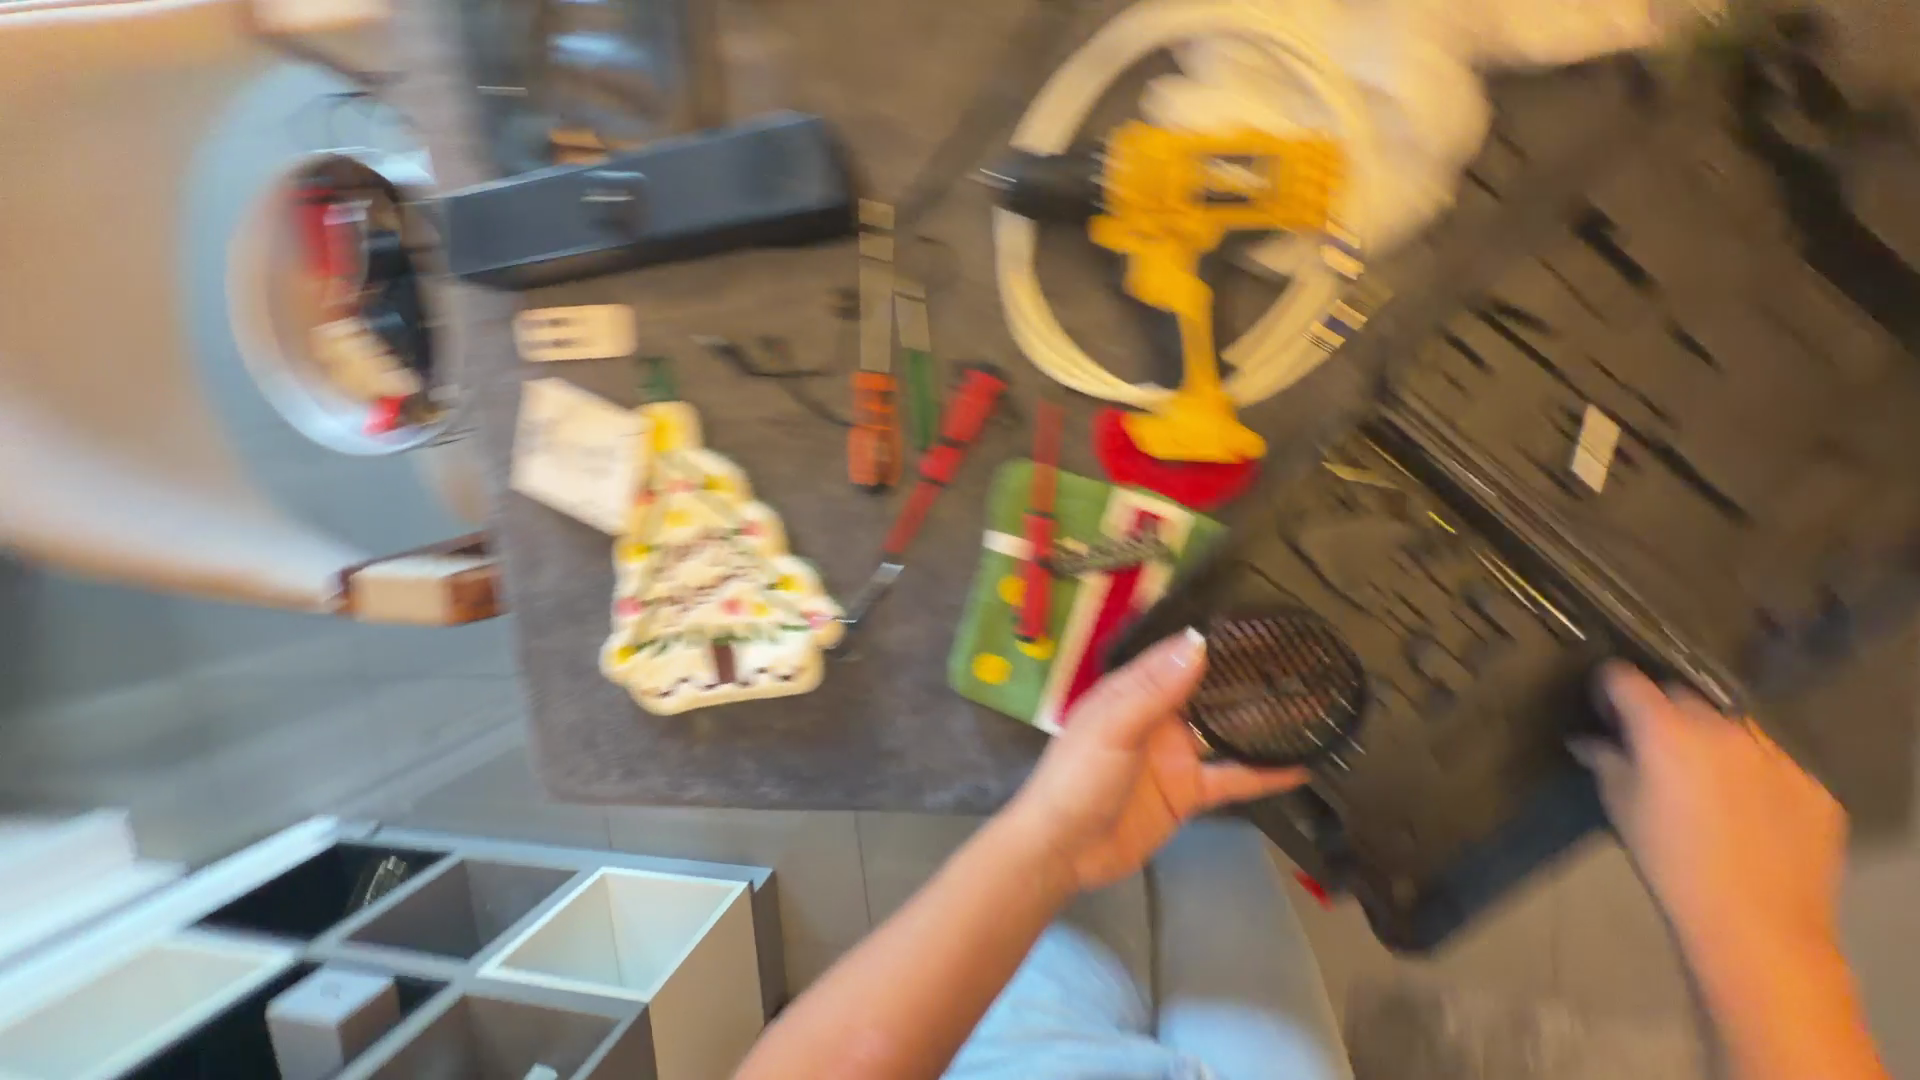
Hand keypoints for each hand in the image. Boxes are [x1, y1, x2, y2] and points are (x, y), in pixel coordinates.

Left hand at [1002, 629, 1308, 892]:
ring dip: (1262, 723)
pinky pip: (1232, 778)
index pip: (1178, 656)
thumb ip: (1155, 689)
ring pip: (1226, 733)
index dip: (1214, 642)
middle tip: (1300, 664)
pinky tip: (1301, 766)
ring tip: (1310, 706)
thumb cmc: (1077, 778)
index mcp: (1132, 691)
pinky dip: (1264, 773)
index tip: (1260, 628)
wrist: (1064, 850)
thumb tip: (1198, 643)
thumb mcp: (1113, 727)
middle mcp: (1157, 717)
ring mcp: (1175, 756)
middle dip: (1245, 680)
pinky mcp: (1187, 793)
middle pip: (1207, 692)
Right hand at [1572, 662, 1846, 954]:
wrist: (1753, 920)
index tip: (1602, 700)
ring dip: (1708, 736)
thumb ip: (1604, 760)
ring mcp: (1775, 757)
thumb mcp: (1619, 804)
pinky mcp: (1812, 787)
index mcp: (1666, 730)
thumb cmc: (1667, 857)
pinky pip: (1771, 763)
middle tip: (1648, 740)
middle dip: (1661, 709)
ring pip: (1732, 726)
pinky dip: (1750, 771)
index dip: (1610, 683)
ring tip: (1699, 771)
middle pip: (1683, 696)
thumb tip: (1589, 742)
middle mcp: (1722, 731)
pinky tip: (1742, 806)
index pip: (1628, 680)